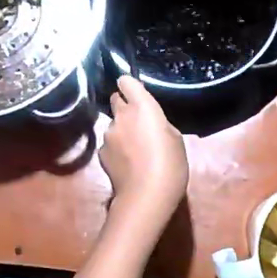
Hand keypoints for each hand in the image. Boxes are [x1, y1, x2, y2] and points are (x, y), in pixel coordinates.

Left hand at [100, 77, 188, 222]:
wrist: (146, 195)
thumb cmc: (170, 164)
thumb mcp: (175, 139)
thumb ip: (160, 124)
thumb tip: (151, 124)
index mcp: (142, 106)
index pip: (126, 81)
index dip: (130, 86)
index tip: (136, 93)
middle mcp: (121, 116)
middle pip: (116, 100)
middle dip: (125, 107)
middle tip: (139, 123)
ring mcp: (107, 135)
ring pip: (113, 124)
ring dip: (122, 130)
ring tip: (136, 149)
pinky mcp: (101, 153)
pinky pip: (109, 144)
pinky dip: (116, 149)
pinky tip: (127, 163)